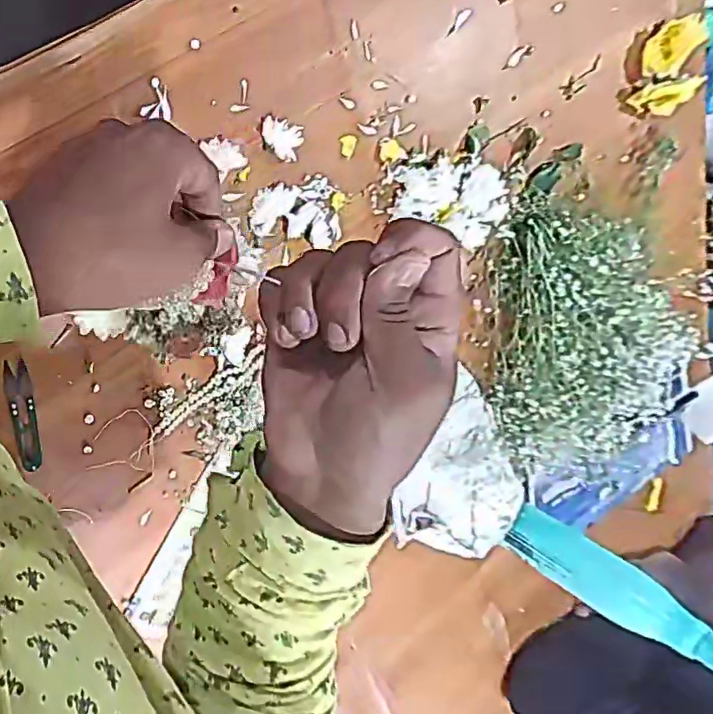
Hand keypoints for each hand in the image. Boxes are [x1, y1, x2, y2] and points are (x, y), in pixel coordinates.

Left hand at [8, 119, 232, 315]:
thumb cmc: (113, 256)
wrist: (28, 260)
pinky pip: (104, 180)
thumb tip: (217, 234)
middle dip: (179, 210)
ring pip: (136, 175)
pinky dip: (115, 203)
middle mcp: (127, 132)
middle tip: (177, 249)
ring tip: (141, 246)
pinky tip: (108, 237)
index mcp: (164, 144)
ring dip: (147, 206)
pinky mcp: (61, 163)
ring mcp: (89, 143)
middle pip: (171, 172)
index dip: (212, 219)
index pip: (206, 180)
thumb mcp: (178, 259)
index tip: (206, 249)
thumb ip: (209, 241)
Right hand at [257, 220, 463, 538]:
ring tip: (305, 337)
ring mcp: (333, 307)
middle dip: (344, 289)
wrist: (317, 472)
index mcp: (426, 315)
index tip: (381, 265)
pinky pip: (282, 280)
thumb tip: (405, 252)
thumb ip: (397, 316)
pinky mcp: (292, 317)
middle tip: (342, 341)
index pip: (433, 248)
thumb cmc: (377, 437)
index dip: (409, 241)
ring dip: (306, 296)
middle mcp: (381, 301)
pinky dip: (279, 303)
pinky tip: (286, 339)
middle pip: (365, 250)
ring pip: (319, 260)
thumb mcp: (402, 382)